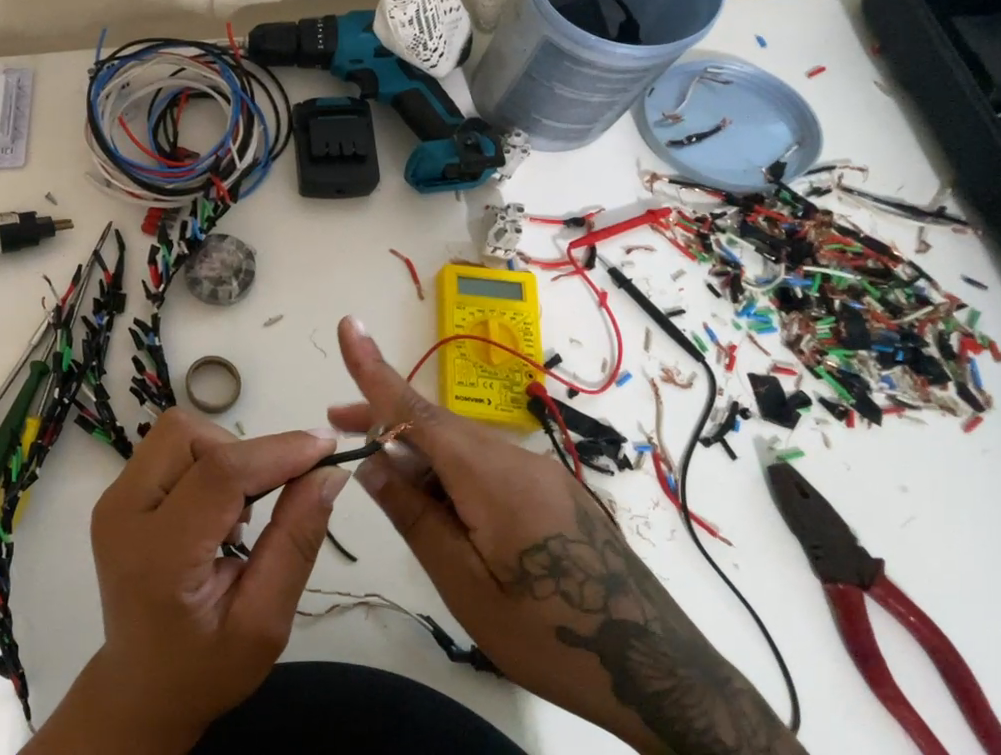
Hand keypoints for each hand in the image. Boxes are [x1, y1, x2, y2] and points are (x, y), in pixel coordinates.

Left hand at [26, 410, 346, 754]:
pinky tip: (214, 517)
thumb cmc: (205, 667)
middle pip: (186, 434)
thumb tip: (328, 474)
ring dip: (221, 457)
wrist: (140, 685)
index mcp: (158, 553)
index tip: (327, 448)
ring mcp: (112, 499)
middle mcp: (122, 511)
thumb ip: (294, 543)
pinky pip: (166, 451)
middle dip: (242, 452)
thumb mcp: (263, 622)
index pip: (218, 472)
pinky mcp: (115, 495)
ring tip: (236, 521)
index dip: (277, 451)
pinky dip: (203, 465)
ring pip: (175, 434)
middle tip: (267, 506)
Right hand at [329, 317, 800, 754]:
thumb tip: (372, 463)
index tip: (348, 325)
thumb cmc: (549, 636)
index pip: (417, 411)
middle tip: (338, 426)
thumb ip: (415, 517)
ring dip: (420, 456)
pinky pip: (490, 469)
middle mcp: (519, 462)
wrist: (662, 674)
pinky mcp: (557, 497)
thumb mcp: (465, 585)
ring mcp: (544, 477)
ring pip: (464, 449)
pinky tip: (446, 514)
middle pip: (437, 426)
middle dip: (385, 421)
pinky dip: (453, 476)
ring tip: (390, 488)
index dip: (375, 370)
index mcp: (491, 478)